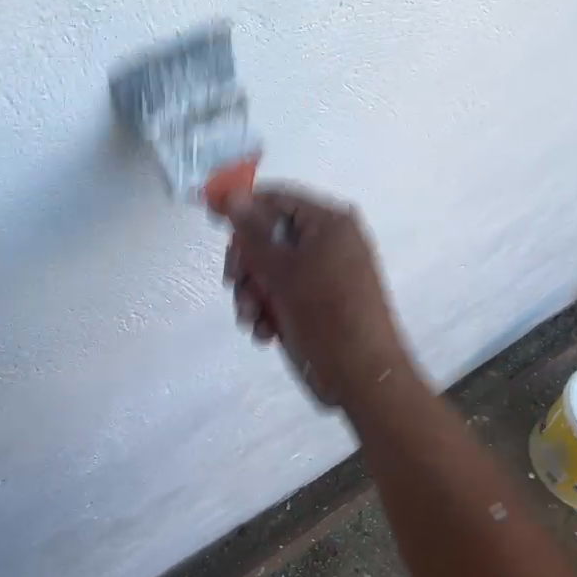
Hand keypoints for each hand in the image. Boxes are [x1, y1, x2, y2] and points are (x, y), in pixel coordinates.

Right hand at [218, 185, 416, 407]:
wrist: (363, 380)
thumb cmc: (325, 315)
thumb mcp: (282, 270)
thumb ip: (253, 231)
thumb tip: (234, 196)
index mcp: (329, 223)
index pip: (277, 199)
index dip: (243, 208)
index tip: (213, 222)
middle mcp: (328, 242)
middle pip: (269, 235)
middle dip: (247, 263)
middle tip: (233, 282)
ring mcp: (324, 274)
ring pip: (270, 269)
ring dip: (252, 293)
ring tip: (251, 317)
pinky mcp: (318, 303)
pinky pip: (283, 294)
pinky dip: (268, 310)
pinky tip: (264, 332)